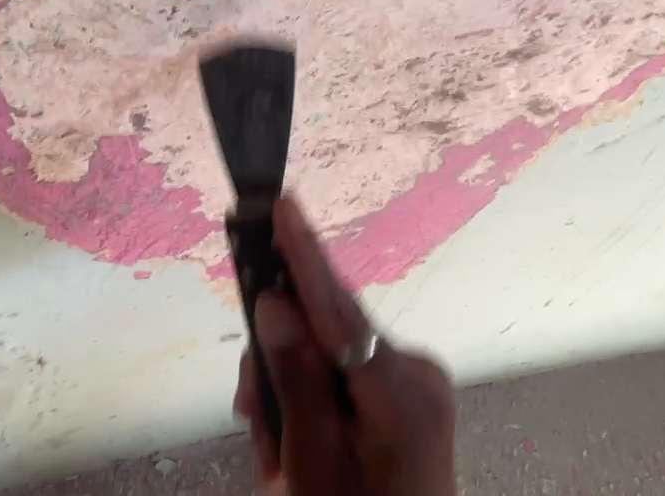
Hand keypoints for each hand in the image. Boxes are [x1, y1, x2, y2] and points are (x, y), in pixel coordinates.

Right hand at [235, 198, 458, 494]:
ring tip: (272, 446)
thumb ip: (292, 377)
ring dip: (288, 385)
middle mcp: (415, 372)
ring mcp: (413, 380)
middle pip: (324, 329)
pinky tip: (291, 435)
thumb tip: (272, 300)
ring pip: (325, 348)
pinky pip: (340, 366)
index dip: (304, 254)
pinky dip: (308, 391)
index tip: (283, 202)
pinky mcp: (404, 389)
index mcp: (402, 395)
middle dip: (277, 358)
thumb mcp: (312, 461)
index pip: (339, 312)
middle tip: (248, 411)